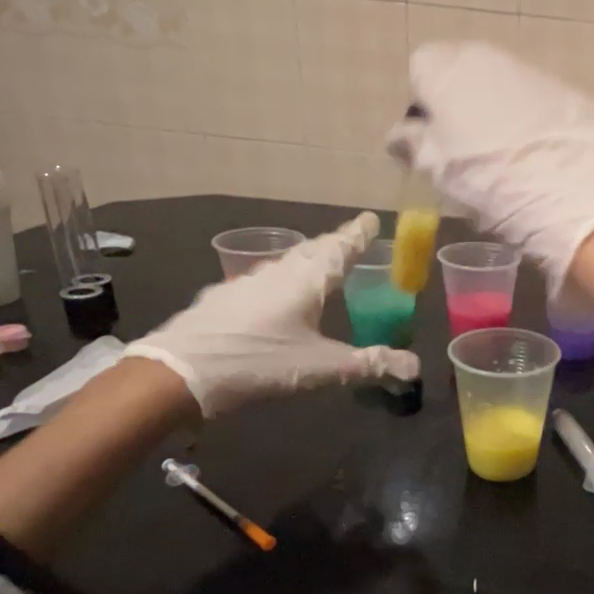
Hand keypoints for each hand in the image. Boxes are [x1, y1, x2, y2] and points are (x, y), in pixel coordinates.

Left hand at [125, 212, 419, 418]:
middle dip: (333, 247)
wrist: (178, 374)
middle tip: (350, 243)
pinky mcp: (221, 303)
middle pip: (311, 253)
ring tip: (319, 271)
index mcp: (305, 281)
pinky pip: (261, 284)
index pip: (339, 249)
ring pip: (284, 267)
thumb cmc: (259, 363)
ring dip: (305, 265)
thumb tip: (415, 367)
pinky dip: (280, 286)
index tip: (370, 219)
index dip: (357, 235)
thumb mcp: (322, 368)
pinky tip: (275, 302)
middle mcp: (275, 274)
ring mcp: (243, 286)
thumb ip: (369, 365)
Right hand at [387, 41, 593, 295]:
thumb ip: (413, 145)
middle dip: (463, 108)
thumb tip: (401, 135)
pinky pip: (542, 108)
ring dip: (501, 118)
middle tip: (469, 157)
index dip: (424, 106)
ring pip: (506, 90)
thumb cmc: (488, 183)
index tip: (433, 143)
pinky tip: (544, 164)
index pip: (421, 70)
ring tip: (510, 165)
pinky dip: (537, 128)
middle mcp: (491, 58)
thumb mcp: (438, 172)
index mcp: (448, 69)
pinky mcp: (573, 96)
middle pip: (465, 76)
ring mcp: (536, 74)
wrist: (572, 198)